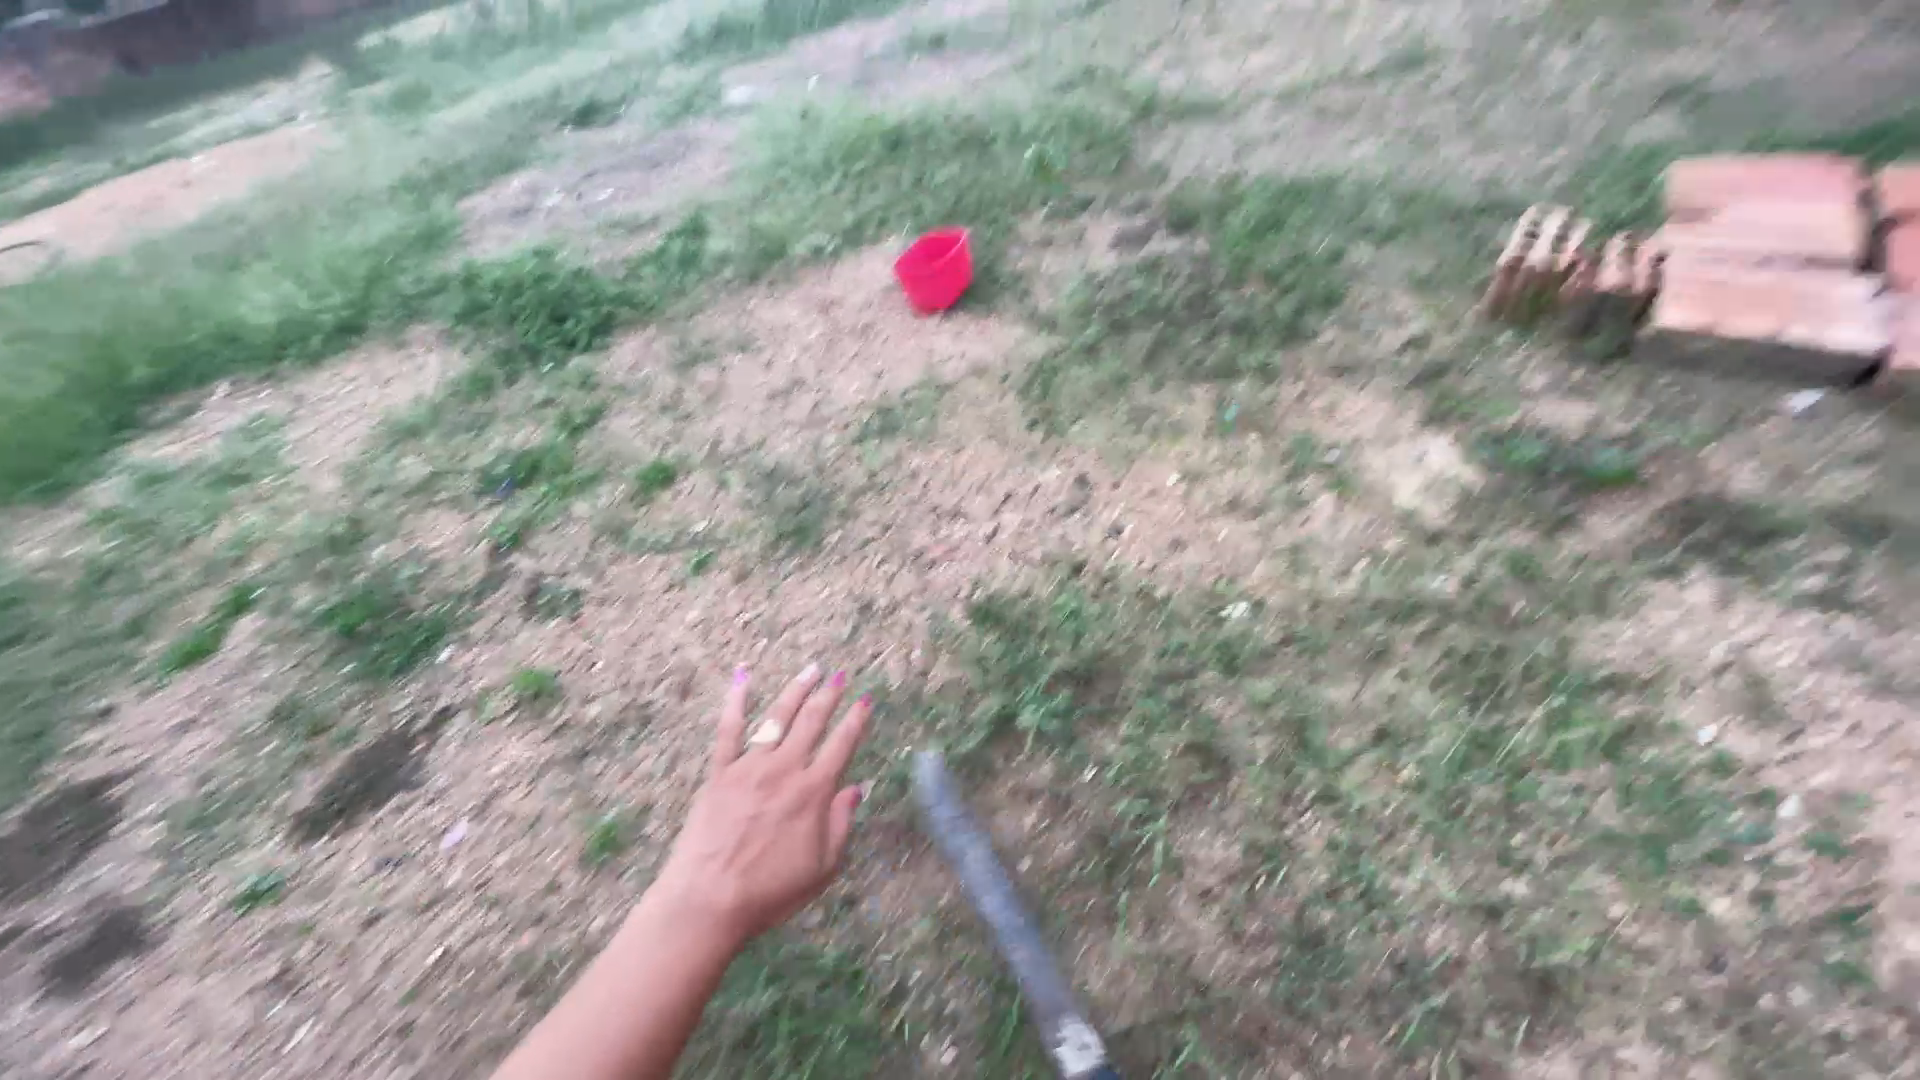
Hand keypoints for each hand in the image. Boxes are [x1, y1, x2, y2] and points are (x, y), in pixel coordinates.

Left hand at [653, 663, 871, 948]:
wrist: (709, 900)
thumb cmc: (770, 892)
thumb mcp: (822, 867)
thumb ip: (840, 824)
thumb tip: (854, 788)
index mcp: (814, 792)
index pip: (842, 745)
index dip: (856, 720)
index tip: (866, 700)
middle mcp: (785, 770)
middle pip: (812, 722)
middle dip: (829, 695)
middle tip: (840, 674)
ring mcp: (750, 767)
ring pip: (777, 717)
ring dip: (797, 690)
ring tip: (811, 670)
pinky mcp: (719, 773)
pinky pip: (728, 729)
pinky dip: (735, 700)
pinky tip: (742, 676)